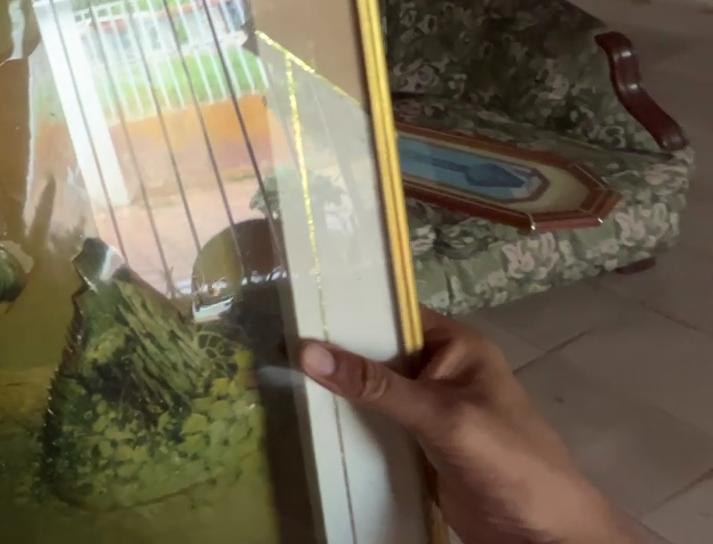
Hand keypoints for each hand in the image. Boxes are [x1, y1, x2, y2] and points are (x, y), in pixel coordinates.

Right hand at [298, 309, 635, 543]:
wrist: (550, 542)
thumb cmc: (513, 465)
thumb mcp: (443, 418)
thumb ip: (374, 385)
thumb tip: (301, 349)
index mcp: (453, 345)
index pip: (385, 308)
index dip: (338, 301)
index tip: (286, 294)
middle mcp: (433, 365)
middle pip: (365, 343)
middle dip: (322, 342)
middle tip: (264, 328)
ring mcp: (420, 401)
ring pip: (359, 378)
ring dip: (325, 378)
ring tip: (266, 360)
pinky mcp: (408, 433)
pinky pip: (363, 411)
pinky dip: (335, 409)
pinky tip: (296, 401)